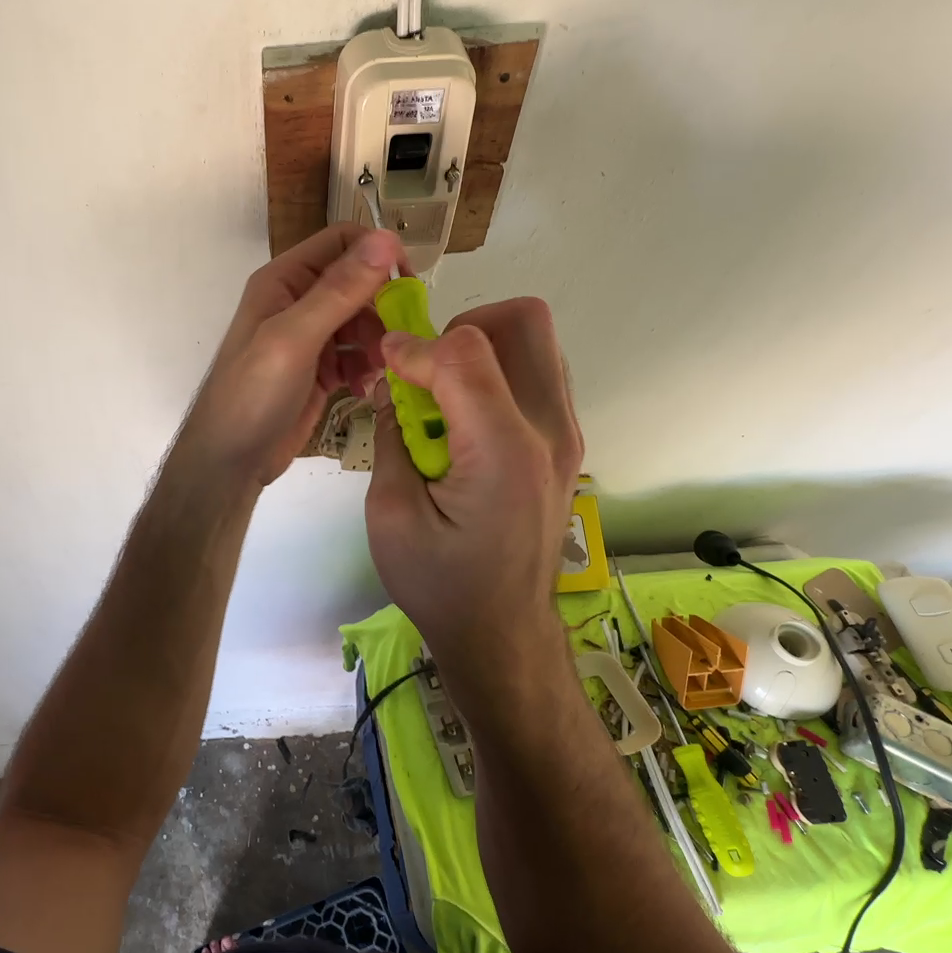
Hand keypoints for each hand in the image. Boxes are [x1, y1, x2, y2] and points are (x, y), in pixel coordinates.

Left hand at [178, 224, 401, 487]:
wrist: (232, 460)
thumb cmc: (253, 394)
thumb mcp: (295, 337)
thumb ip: (339, 290)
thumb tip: (385, 239)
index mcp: (284, 280)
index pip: (341, 242)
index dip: (377, 254)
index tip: (408, 284)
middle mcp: (297, 301)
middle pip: (358, 284)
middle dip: (381, 309)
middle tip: (395, 339)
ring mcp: (309, 337)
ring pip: (361, 322)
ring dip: (376, 343)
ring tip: (375, 371)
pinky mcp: (319, 370)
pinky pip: (355, 355)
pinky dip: (365, 368)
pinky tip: (362, 389)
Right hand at [364, 298, 584, 664]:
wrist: (501, 632)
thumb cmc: (440, 582)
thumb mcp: (391, 513)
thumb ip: (391, 436)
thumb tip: (392, 385)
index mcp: (503, 450)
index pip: (465, 352)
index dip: (414, 347)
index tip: (385, 367)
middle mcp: (548, 430)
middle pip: (523, 320)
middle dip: (463, 327)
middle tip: (427, 371)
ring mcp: (566, 434)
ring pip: (537, 340)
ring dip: (483, 348)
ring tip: (444, 394)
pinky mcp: (566, 443)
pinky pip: (539, 373)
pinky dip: (499, 372)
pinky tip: (466, 417)